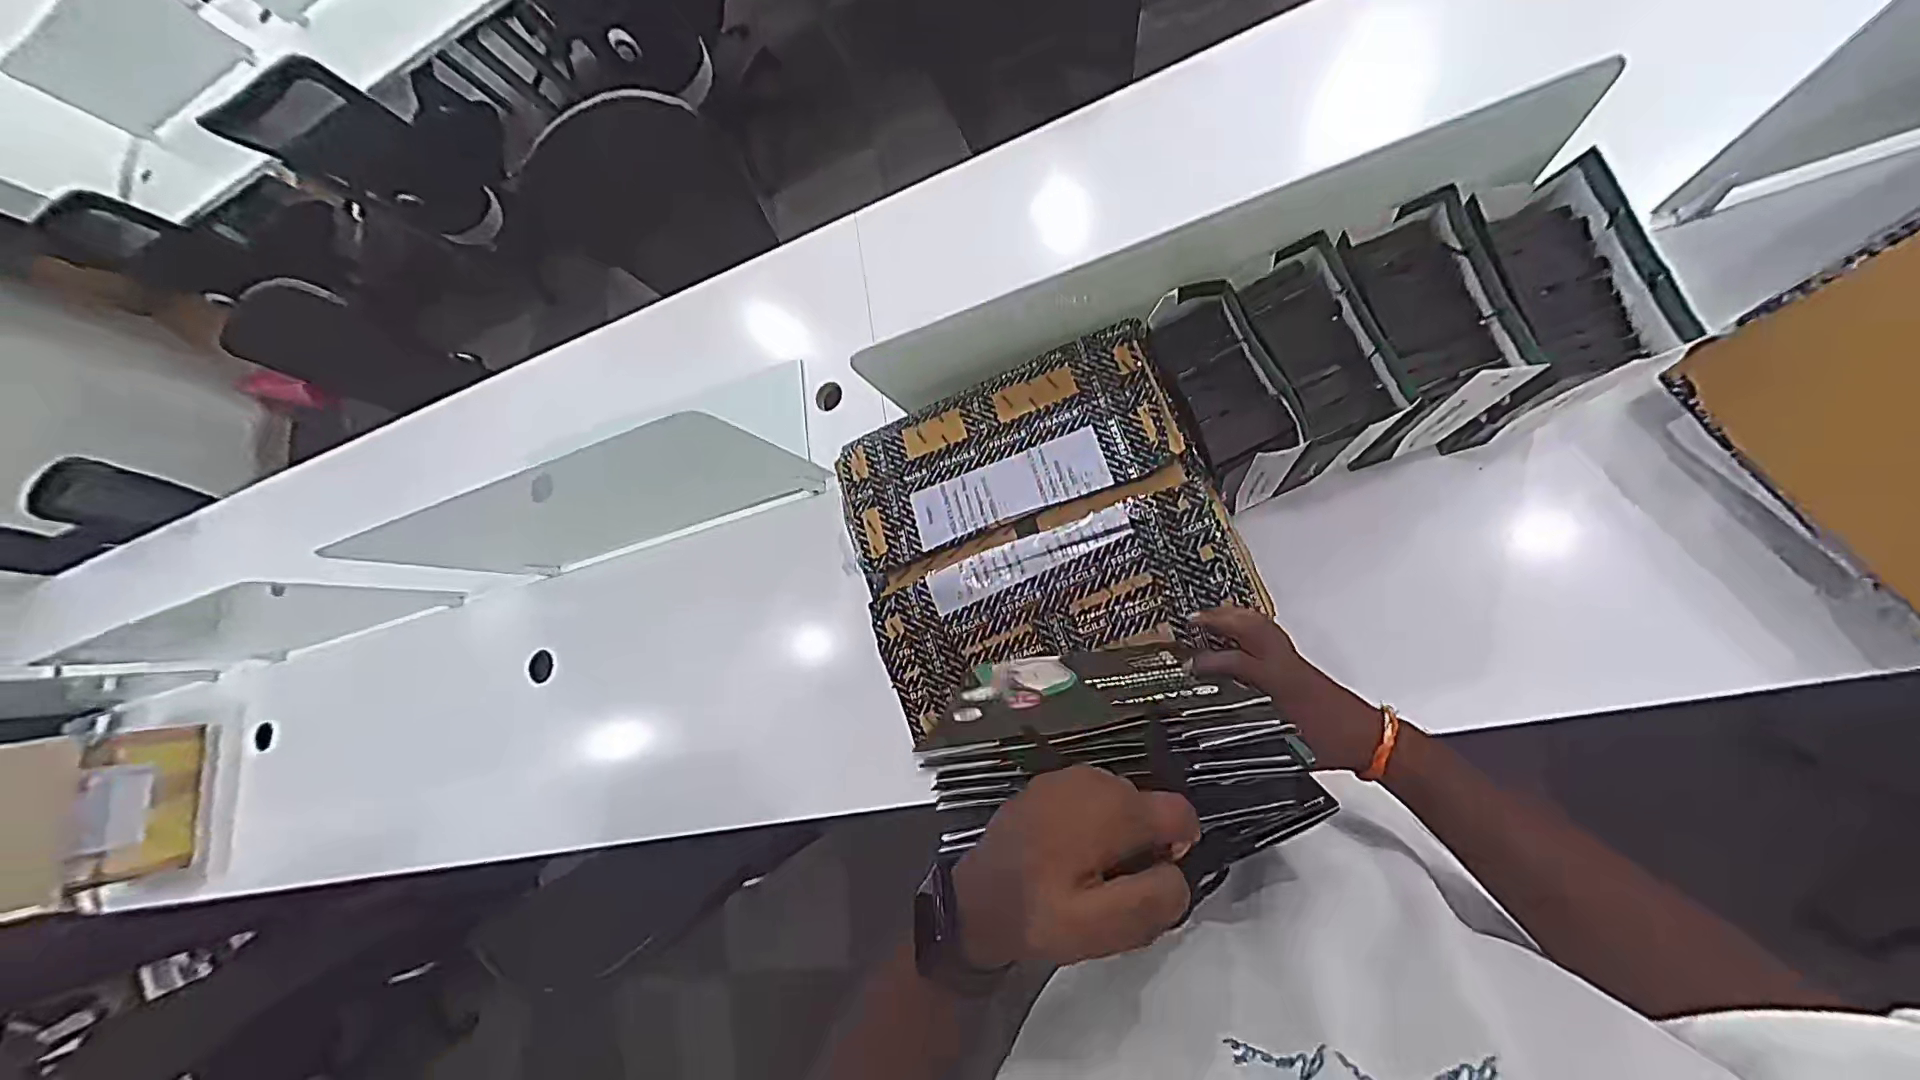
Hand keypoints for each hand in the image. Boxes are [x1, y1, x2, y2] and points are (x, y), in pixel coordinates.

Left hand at [951, 766, 1200, 968]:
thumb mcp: (1103, 926)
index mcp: (1113, 806)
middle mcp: (1093, 778)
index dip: (1177, 852)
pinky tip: (1062, 857)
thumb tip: (1177, 872)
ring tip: (1083, 875)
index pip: (1181, 813)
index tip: (1142, 880)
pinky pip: (1090, 802)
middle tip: (1109, 889)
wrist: (973, 901)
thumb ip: (1155, 899)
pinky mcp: (1046, 785)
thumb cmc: (1037, 914)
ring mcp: (1065, 777)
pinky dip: (1089, 826)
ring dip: (1115, 838)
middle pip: (1148, 810)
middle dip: (1142, 847)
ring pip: (1120, 806)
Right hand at [1190, 606, 1382, 774]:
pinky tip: (1241, 626)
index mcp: (1280, 682)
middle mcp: (1285, 664)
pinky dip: (1251, 622)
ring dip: (1235, 615)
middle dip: (1219, 619)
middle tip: (1195, 618)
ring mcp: (1292, 660)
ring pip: (1261, 624)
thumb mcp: (1286, 745)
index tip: (1190, 664)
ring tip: (1213, 614)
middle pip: (1250, 627)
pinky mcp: (1296, 662)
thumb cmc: (1335, 742)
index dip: (1208, 661)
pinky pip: (1270, 630)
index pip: (1236, 661)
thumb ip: (1251, 735)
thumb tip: (1221, 735)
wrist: (1370, 739)